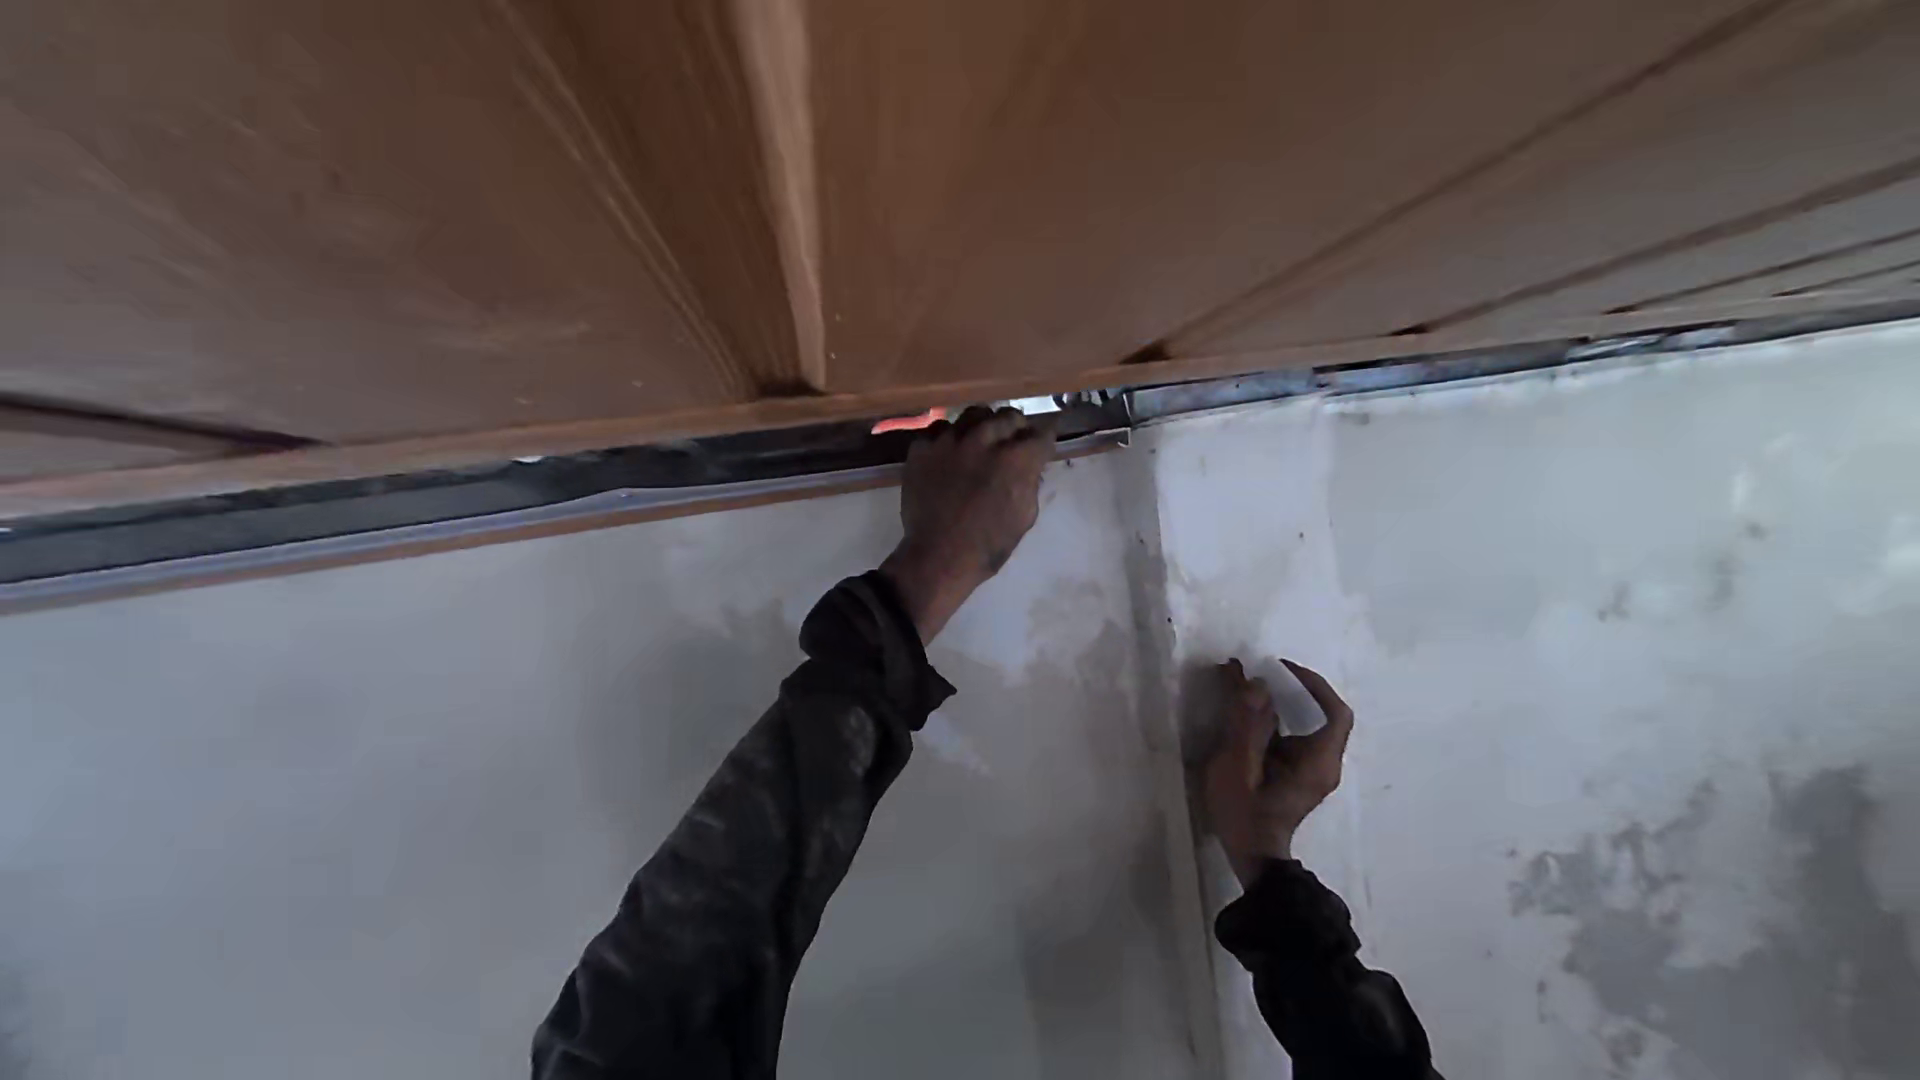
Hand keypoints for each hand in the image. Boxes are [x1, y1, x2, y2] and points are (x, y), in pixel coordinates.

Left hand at [880, 406, 1055, 641]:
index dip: (1043, 438)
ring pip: (973, 415)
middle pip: (1008, 416)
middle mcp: (984, 439)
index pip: (1040, 433)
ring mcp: (949, 440)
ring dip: (983, 425)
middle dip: (1015, 428)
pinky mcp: (922, 447)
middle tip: (1012, 441)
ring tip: (981, 440)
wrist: (938, 557)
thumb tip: (1030, 464)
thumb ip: (1031, 481)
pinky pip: (940, 429)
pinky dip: (949, 439)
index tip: (1041, 442)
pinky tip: (950, 455)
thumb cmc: (988, 544)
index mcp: (1016, 459)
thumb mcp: (1025, 515)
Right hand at [1202, 658, 1354, 886]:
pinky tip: (1240, 713)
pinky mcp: (1292, 774)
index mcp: (1317, 762)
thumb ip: (1248, 725)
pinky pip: (1286, 737)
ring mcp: (1308, 770)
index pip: (1335, 713)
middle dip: (1282, 689)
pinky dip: (1266, 720)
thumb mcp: (1239, 767)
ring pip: (1297, 725)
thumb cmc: (1245, 813)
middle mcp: (1321, 763)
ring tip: (1237, 685)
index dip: (1313, 684)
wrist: (1249, 857)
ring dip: (1270, 703)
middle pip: (1314, 715)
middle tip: (1248, 673)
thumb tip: (1257, 684)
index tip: (1280, 668)